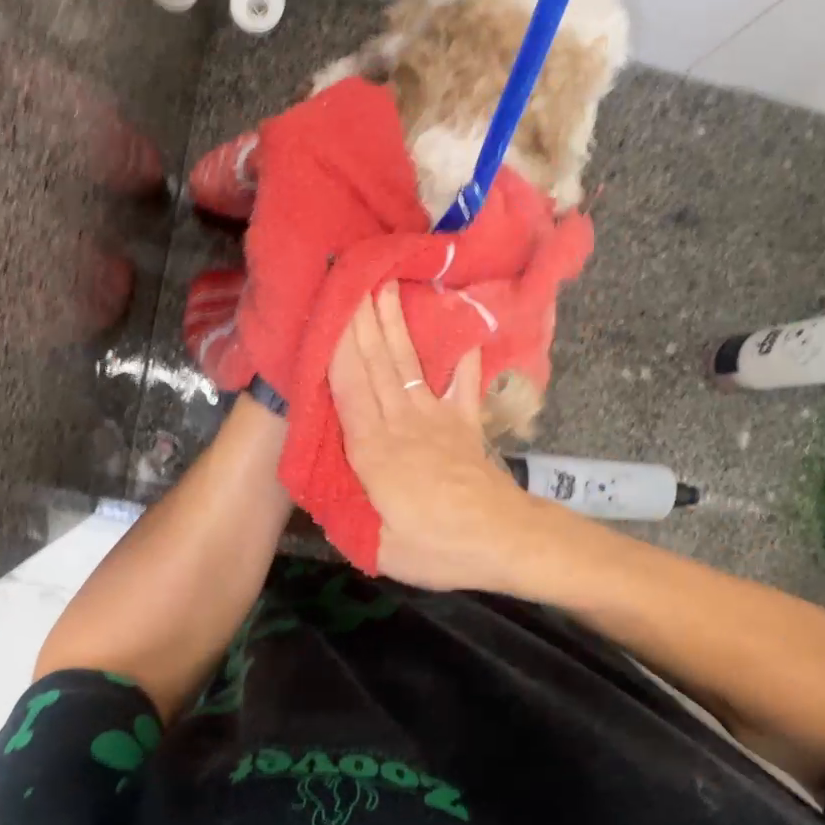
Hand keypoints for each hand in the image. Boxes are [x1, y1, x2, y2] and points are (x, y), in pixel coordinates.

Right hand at [329, 286, 552, 592]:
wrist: (504, 540)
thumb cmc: (436, 547)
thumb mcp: (376, 547)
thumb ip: (344, 516)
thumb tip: (320, 496)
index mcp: (372, 450)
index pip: (348, 387)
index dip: (336, 345)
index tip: (329, 308)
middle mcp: (401, 423)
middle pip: (376, 364)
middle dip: (361, 320)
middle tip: (352, 277)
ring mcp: (437, 419)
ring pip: (408, 364)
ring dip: (395, 324)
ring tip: (385, 287)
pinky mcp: (464, 425)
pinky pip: (461, 382)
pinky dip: (460, 354)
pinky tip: (461, 329)